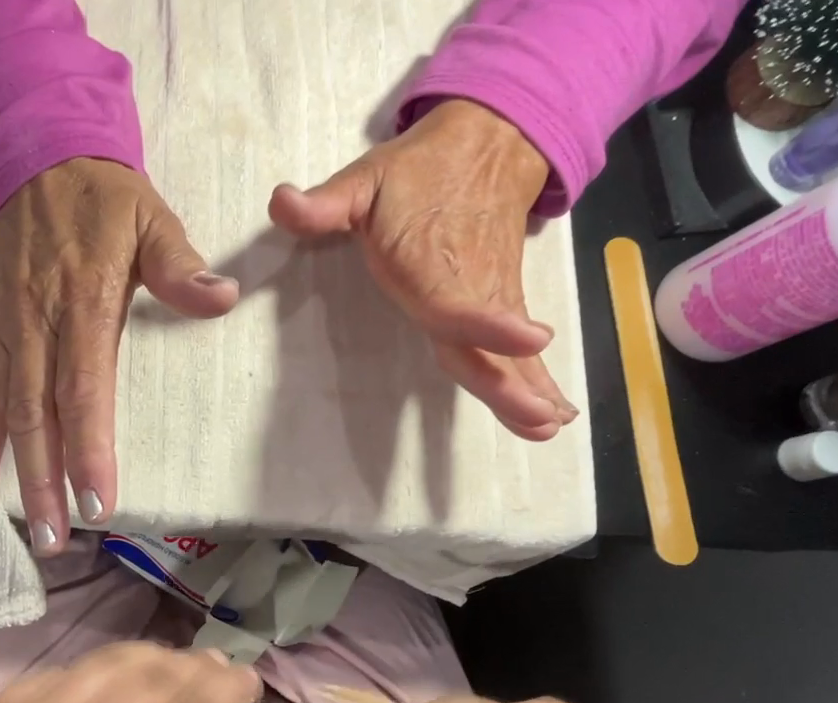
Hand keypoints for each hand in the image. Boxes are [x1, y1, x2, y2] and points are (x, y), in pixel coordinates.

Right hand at [0, 159, 238, 552]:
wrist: (37, 161)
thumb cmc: (103, 202)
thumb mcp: (152, 220)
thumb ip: (180, 265)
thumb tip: (222, 298)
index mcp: (80, 304)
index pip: (83, 387)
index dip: (87, 445)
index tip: (94, 502)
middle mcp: (31, 327)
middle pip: (30, 414)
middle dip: (36, 480)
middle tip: (46, 539)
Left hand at [0, 643, 260, 702]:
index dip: (226, 690)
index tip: (248, 675)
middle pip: (157, 678)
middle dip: (197, 666)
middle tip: (218, 662)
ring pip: (117, 659)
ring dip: (157, 655)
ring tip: (178, 660)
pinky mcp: (7, 694)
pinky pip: (75, 668)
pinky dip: (108, 669)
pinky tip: (120, 676)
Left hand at [269, 99, 577, 439]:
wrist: (490, 142)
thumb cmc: (415, 171)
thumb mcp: (363, 181)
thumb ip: (324, 203)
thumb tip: (281, 203)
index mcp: (426, 265)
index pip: (456, 303)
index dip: (486, 324)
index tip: (532, 339)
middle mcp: (463, 287)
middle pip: (483, 342)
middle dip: (511, 379)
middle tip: (541, 418)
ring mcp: (487, 296)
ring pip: (505, 349)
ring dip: (529, 387)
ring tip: (552, 425)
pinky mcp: (501, 299)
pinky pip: (517, 346)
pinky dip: (538, 377)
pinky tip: (556, 415)